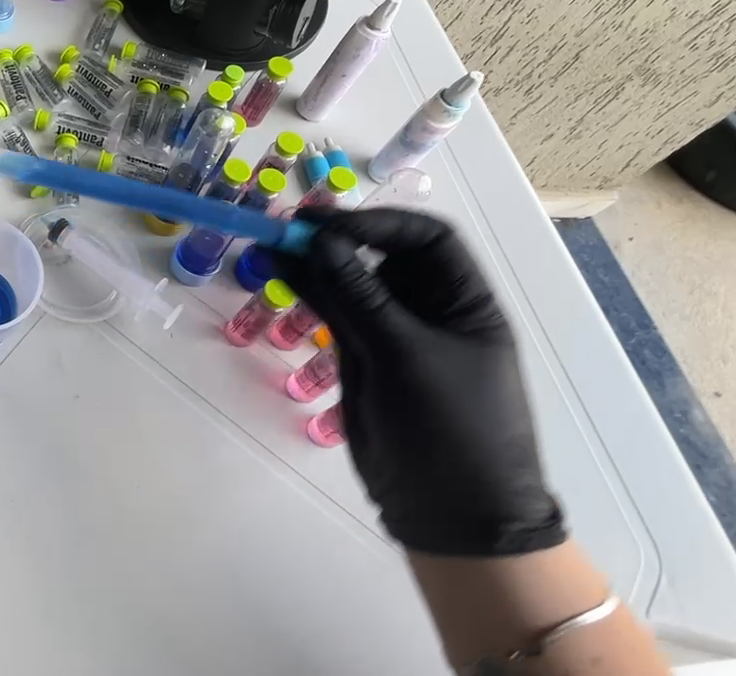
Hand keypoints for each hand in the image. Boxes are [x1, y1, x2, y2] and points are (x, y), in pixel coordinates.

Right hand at [271, 209, 565, 556]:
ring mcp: (392, 331)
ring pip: (350, 280)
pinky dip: (306, 289)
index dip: (376, 223)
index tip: (325, 225)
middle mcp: (429, 308)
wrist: (449, 512)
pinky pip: (334, 309)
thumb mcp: (405, 356)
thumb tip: (318, 241)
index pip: (425, 240)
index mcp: (464, 302)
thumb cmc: (449, 428)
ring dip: (314, 261)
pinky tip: (278, 272)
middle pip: (382, 254)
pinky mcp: (363, 353)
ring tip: (271, 244)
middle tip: (289, 227)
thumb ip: (359, 296)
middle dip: (339, 236)